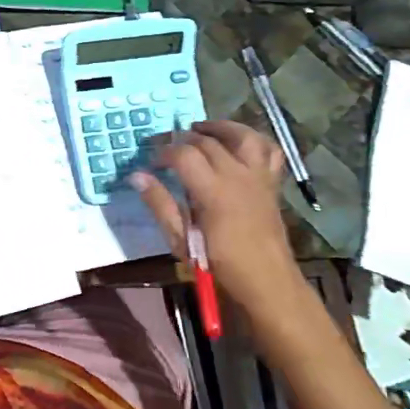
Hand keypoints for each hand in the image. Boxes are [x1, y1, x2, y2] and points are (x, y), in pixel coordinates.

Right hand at [129, 121, 302, 316]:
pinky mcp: (272, 183)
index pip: (184, 154)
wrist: (266, 281)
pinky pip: (269, 150)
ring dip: (220, 127)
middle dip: (184, 138)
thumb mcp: (181, 241)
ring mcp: (259, 177)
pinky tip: (239, 143)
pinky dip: (255, 140)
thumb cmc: (219, 266)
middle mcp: (238, 175)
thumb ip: (160, 205)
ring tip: (201, 129)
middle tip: (167, 146)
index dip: (164, 152)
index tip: (152, 162)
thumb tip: (137, 176)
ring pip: (243, 135)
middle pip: (208, 141)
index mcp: (213, 191)